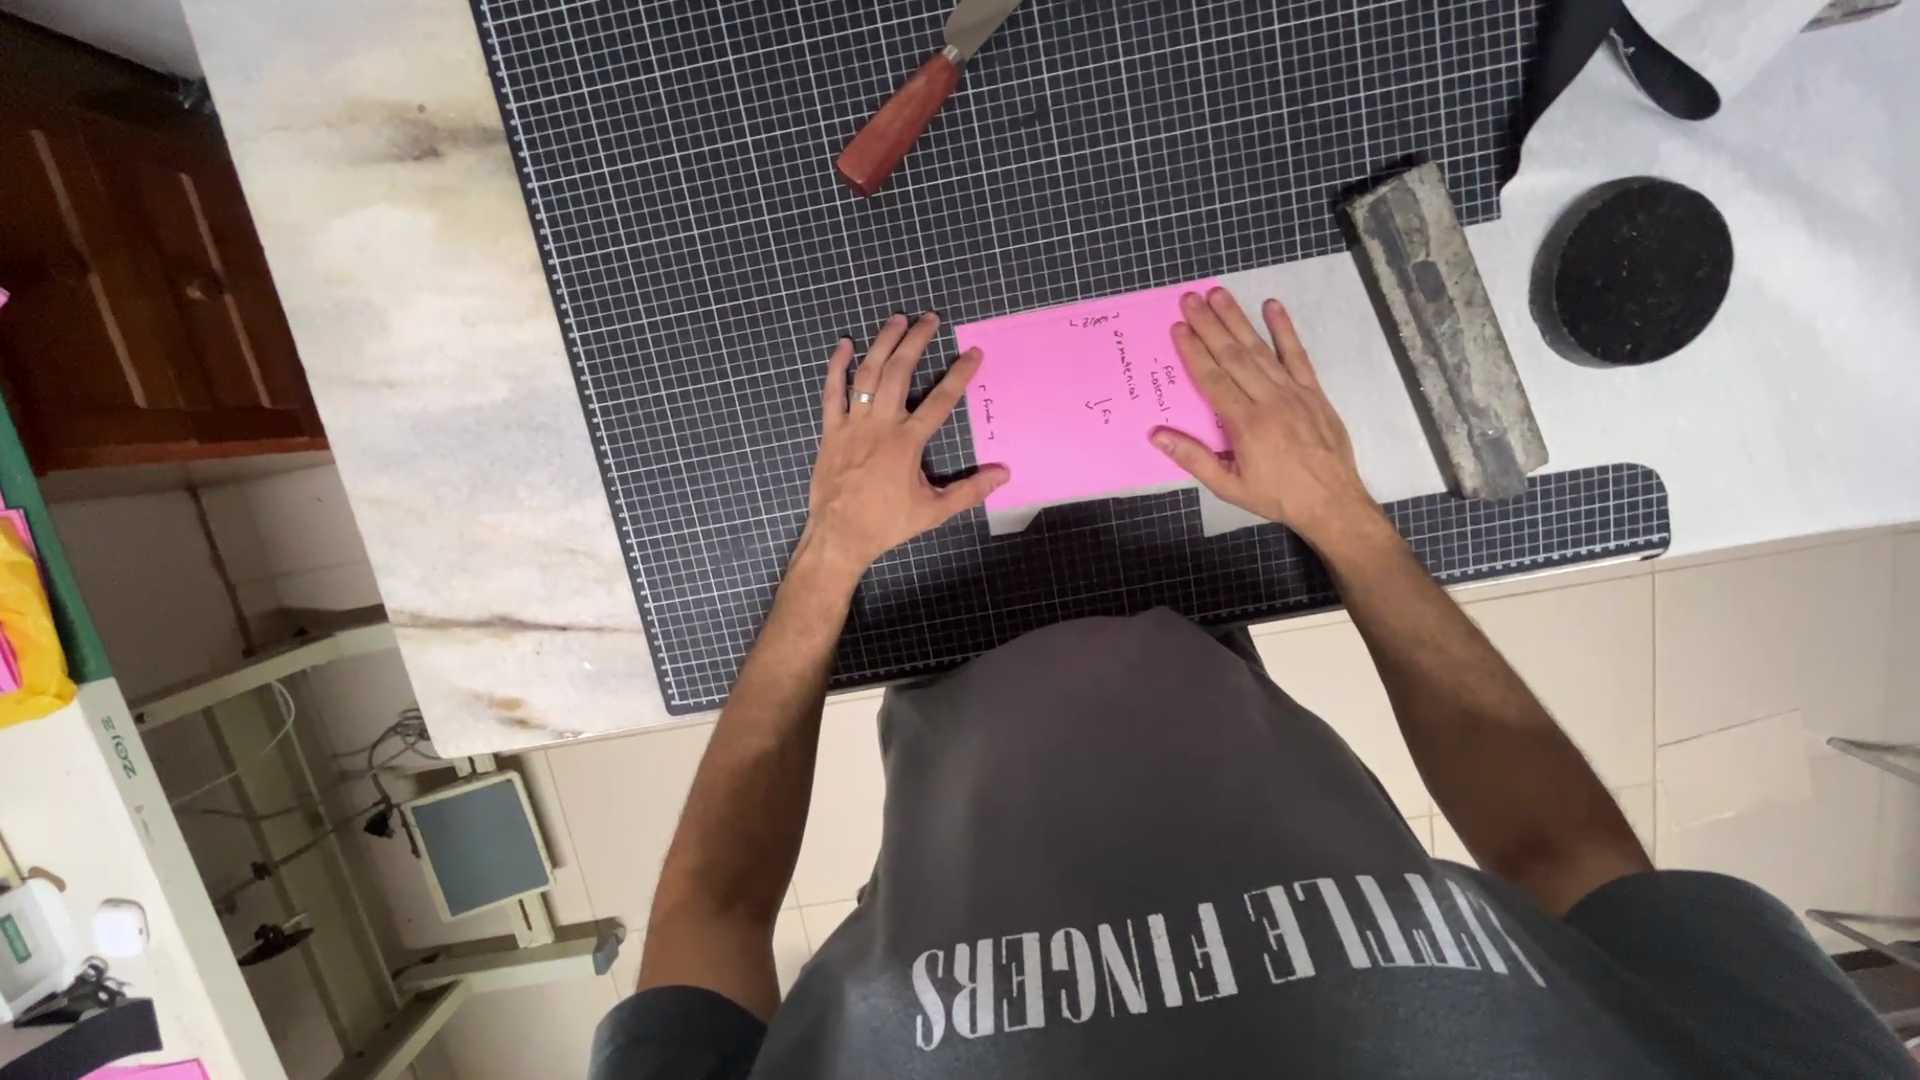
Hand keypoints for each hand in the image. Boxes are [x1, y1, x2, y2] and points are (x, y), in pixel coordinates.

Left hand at [799, 313, 1008, 582]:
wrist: (839, 535)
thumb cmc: (887, 524)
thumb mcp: (934, 510)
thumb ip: (970, 490)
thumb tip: (1003, 474)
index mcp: (907, 442)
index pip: (940, 400)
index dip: (959, 374)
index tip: (972, 353)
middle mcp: (880, 425)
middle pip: (899, 372)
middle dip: (916, 342)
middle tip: (929, 319)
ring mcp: (852, 425)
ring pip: (867, 374)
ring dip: (882, 344)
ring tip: (896, 320)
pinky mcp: (831, 430)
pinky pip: (832, 392)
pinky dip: (837, 366)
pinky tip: (844, 345)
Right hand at [1152, 288, 1383, 550]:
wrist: (1332, 502)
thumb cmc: (1276, 497)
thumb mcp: (1228, 486)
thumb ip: (1193, 458)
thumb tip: (1157, 435)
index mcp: (1245, 424)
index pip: (1213, 379)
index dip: (1193, 351)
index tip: (1178, 327)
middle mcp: (1269, 401)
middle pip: (1233, 356)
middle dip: (1209, 325)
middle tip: (1190, 298)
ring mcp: (1294, 392)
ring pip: (1260, 349)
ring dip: (1237, 320)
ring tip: (1218, 294)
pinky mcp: (1313, 392)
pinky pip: (1297, 355)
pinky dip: (1284, 330)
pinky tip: (1272, 306)